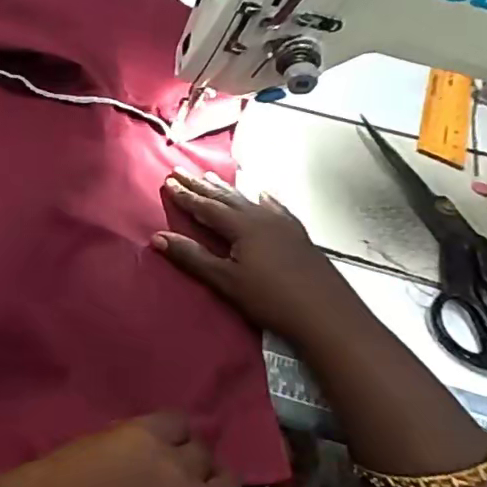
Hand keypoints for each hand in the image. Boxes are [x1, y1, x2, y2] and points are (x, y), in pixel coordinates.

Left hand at [0, 414, 242, 486]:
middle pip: (225, 483)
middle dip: (203, 484)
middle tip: (171, 483)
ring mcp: (181, 468)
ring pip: (201, 449)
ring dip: (182, 454)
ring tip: (152, 458)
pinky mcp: (148, 432)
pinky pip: (175, 419)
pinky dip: (166, 426)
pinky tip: (145, 435)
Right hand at [151, 169, 371, 344]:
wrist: (328, 315)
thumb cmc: (271, 299)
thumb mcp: (225, 280)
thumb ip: (192, 257)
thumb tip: (158, 237)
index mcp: (242, 226)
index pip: (206, 206)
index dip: (185, 194)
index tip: (168, 181)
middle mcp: (262, 218)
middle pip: (225, 197)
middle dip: (201, 185)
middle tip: (182, 171)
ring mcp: (283, 224)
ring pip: (248, 199)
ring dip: (227, 189)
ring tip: (211, 177)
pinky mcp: (298, 235)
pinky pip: (275, 207)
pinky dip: (263, 198)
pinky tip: (263, 194)